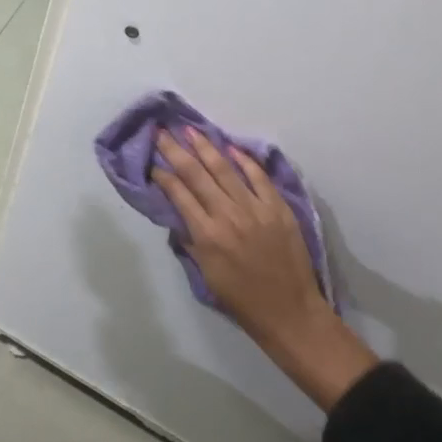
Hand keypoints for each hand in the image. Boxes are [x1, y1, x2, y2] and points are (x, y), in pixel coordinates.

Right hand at [151, 129, 377, 409]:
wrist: (289, 311)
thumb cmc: (241, 299)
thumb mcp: (205, 274)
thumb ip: (192, 240)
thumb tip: (179, 215)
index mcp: (207, 235)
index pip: (179, 194)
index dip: (162, 174)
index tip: (151, 161)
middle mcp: (228, 215)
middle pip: (197, 174)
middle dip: (176, 150)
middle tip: (161, 131)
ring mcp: (256, 209)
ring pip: (226, 169)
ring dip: (205, 146)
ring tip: (190, 130)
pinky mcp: (278, 208)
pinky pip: (259, 177)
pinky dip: (244, 160)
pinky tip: (230, 146)